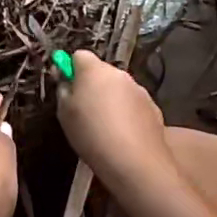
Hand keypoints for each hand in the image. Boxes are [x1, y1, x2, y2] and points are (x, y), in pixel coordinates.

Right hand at [55, 51, 177, 193]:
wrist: (134, 161)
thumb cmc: (91, 134)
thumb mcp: (64, 113)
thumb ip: (63, 90)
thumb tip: (65, 79)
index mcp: (94, 70)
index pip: (79, 55)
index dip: (71, 69)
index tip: (67, 88)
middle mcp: (119, 74)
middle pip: (100, 72)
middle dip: (92, 85)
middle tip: (83, 110)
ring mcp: (139, 89)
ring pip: (118, 88)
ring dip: (110, 99)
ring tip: (104, 126)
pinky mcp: (153, 107)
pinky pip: (132, 103)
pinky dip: (126, 112)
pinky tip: (122, 134)